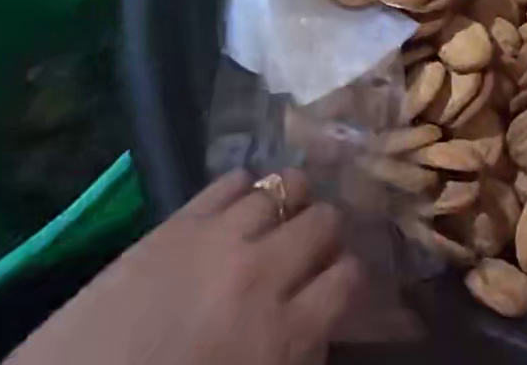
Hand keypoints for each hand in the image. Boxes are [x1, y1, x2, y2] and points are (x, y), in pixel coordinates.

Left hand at [5, 169, 370, 364]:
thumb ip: (292, 357)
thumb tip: (319, 325)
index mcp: (277, 338)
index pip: (350, 278)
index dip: (350, 280)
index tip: (337, 287)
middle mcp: (259, 275)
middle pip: (327, 220)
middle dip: (325, 236)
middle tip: (307, 254)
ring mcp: (217, 240)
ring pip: (288, 186)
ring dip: (290, 205)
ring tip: (275, 223)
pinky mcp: (176, 222)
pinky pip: (235, 179)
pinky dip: (244, 191)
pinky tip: (235, 214)